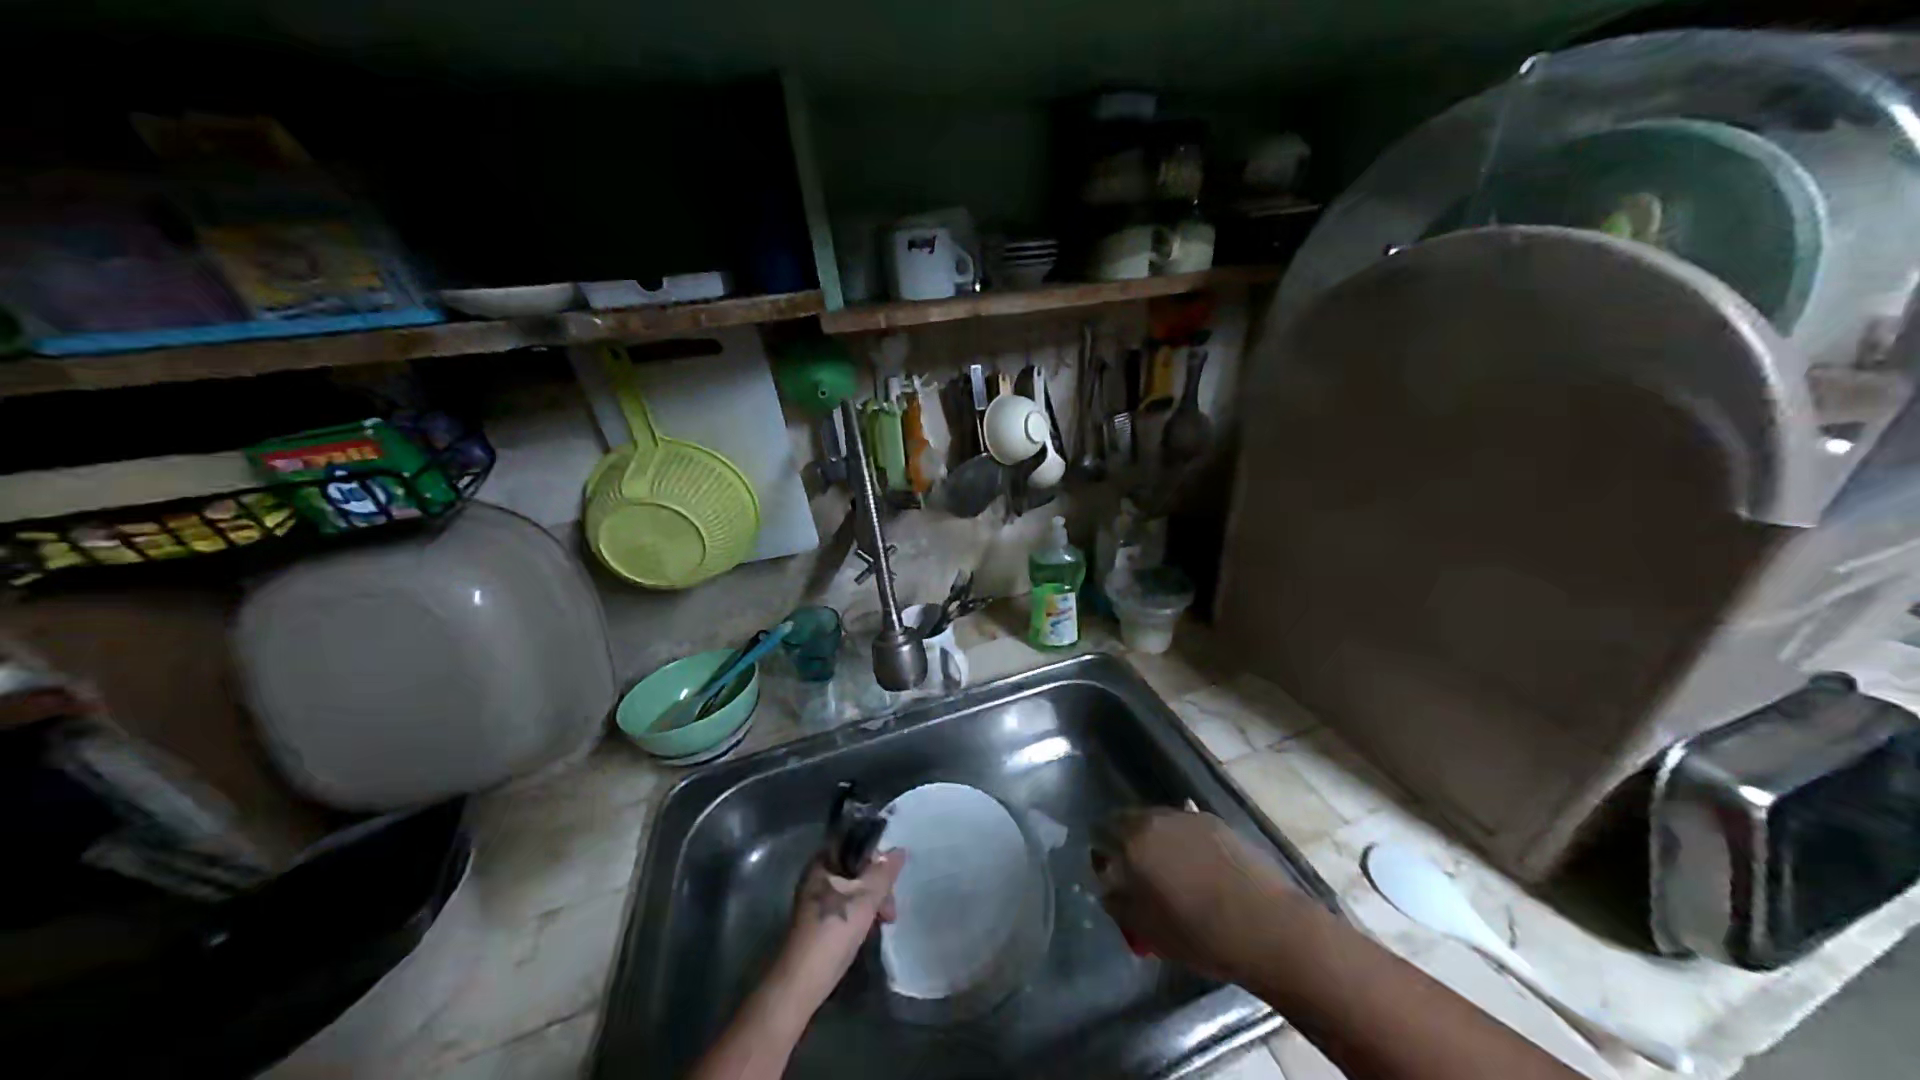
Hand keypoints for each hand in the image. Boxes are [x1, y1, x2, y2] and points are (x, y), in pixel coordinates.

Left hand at [770, 849, 906, 1012]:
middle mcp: (818, 876)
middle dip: (879, 884)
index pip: (855, 844)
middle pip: (857, 868)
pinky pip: (848, 904)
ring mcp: (818, 899)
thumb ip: (884, 873)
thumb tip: (899, 850)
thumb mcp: (865, 899)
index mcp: (822, 863)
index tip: (892, 876)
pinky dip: (863, 912)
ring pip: (855, 888)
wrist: (802, 981)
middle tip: (890, 909)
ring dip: (874, 900)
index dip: (877, 855)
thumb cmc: (833, 931)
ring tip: (886, 921)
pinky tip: (872, 926)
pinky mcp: (821, 919)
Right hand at [1091, 808, 1304, 982]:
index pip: (1100, 831)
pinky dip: (1184, 842)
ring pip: (1160, 822)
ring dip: (1157, 839)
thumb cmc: (1201, 935)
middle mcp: (1156, 819)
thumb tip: (1108, 887)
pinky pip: (1187, 827)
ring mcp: (1190, 817)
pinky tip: (1197, 867)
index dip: (1100, 852)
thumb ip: (1118, 903)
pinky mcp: (1218, 823)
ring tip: (1170, 871)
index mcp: (1132, 842)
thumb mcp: (1147, 930)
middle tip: (1137, 872)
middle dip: (1127, 841)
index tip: (1108, 873)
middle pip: (1129, 820)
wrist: (1270, 928)